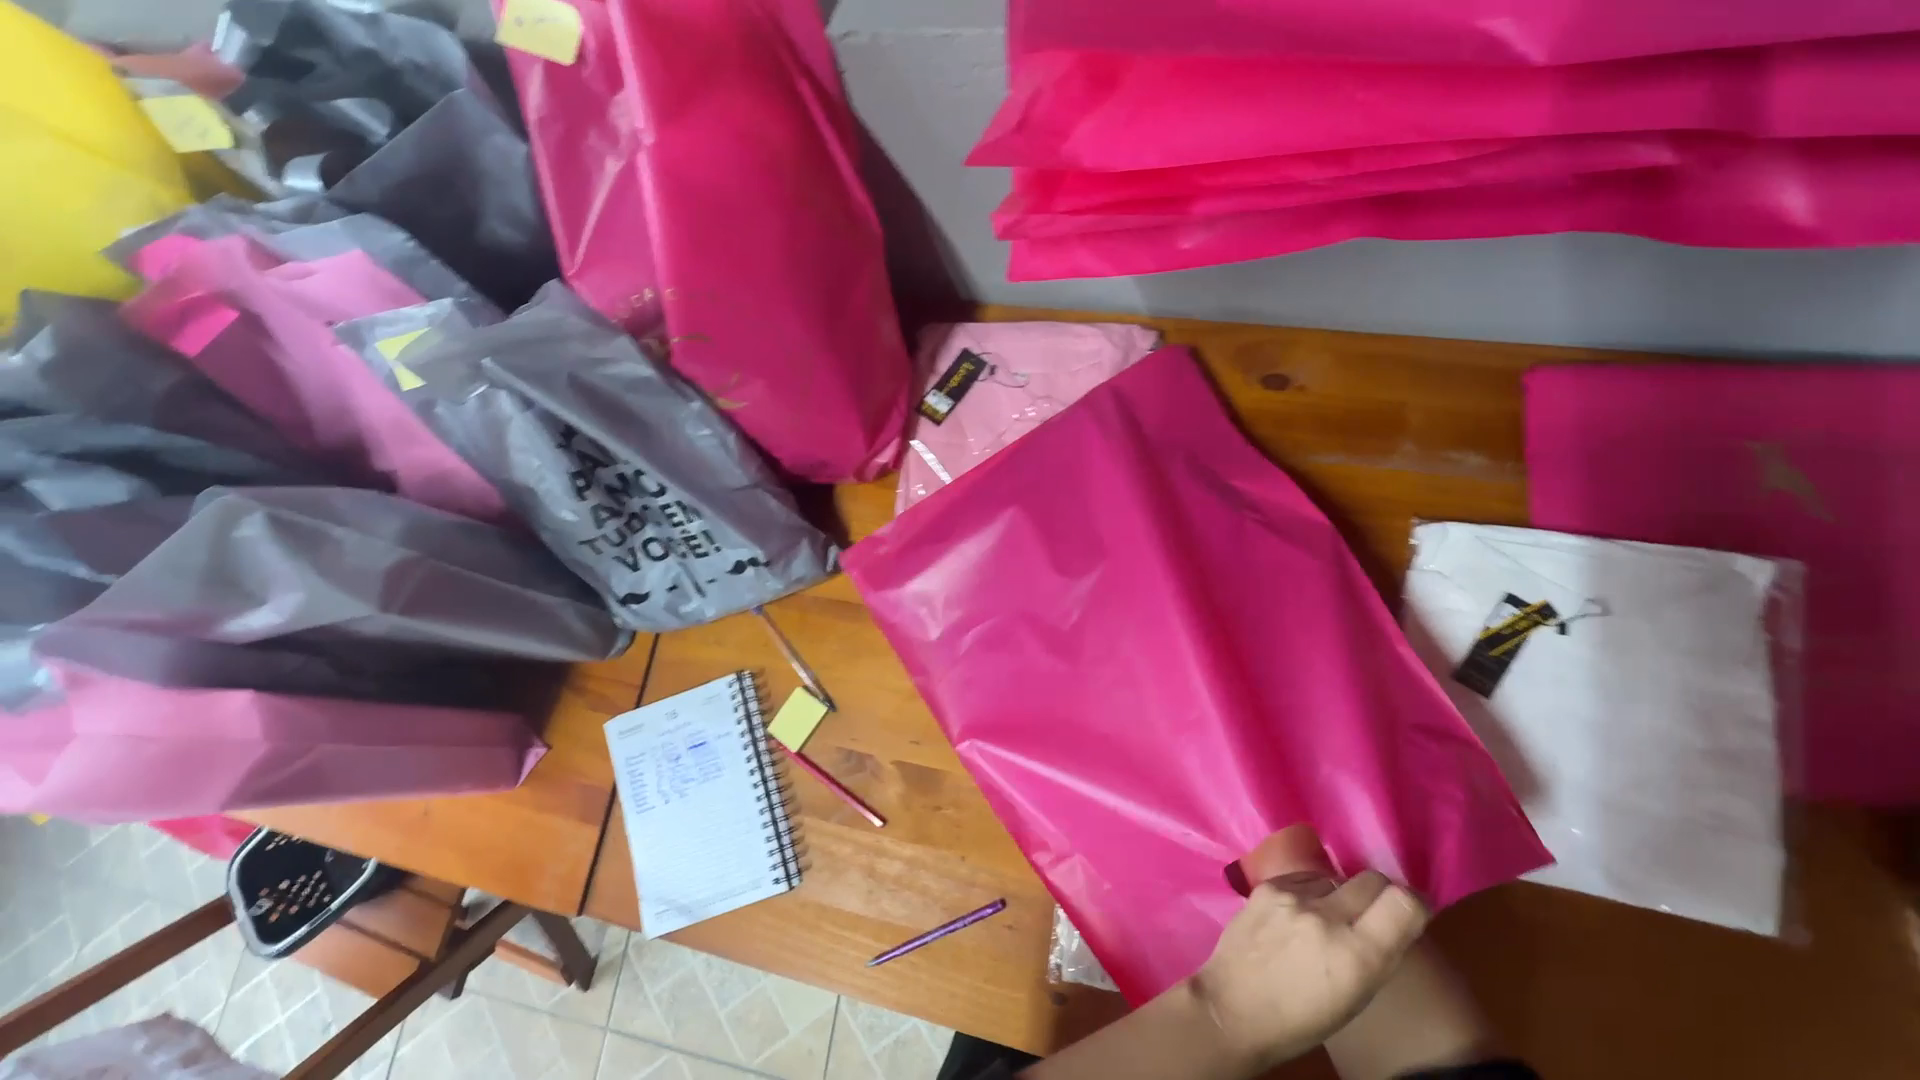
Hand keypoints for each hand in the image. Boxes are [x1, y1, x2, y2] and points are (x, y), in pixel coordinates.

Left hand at [1187, 870, 1429, 1071]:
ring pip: (1336, 878)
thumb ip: (1378, 951)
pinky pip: (1305, 878)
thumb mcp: (1357, 996)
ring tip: (1323, 920)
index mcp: (1358, 955)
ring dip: (1339, 895)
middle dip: (1379, 894)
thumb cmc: (1301, 1018)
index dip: (1413, 903)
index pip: (1404, 902)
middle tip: (1368, 914)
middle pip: (1373, 880)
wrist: (1233, 1008)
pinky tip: (1297, 914)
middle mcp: (1327, 917)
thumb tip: (1391, 919)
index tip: (1411, 911)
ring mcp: (1293, 897)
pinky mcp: (1267, 886)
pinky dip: (1309, 891)